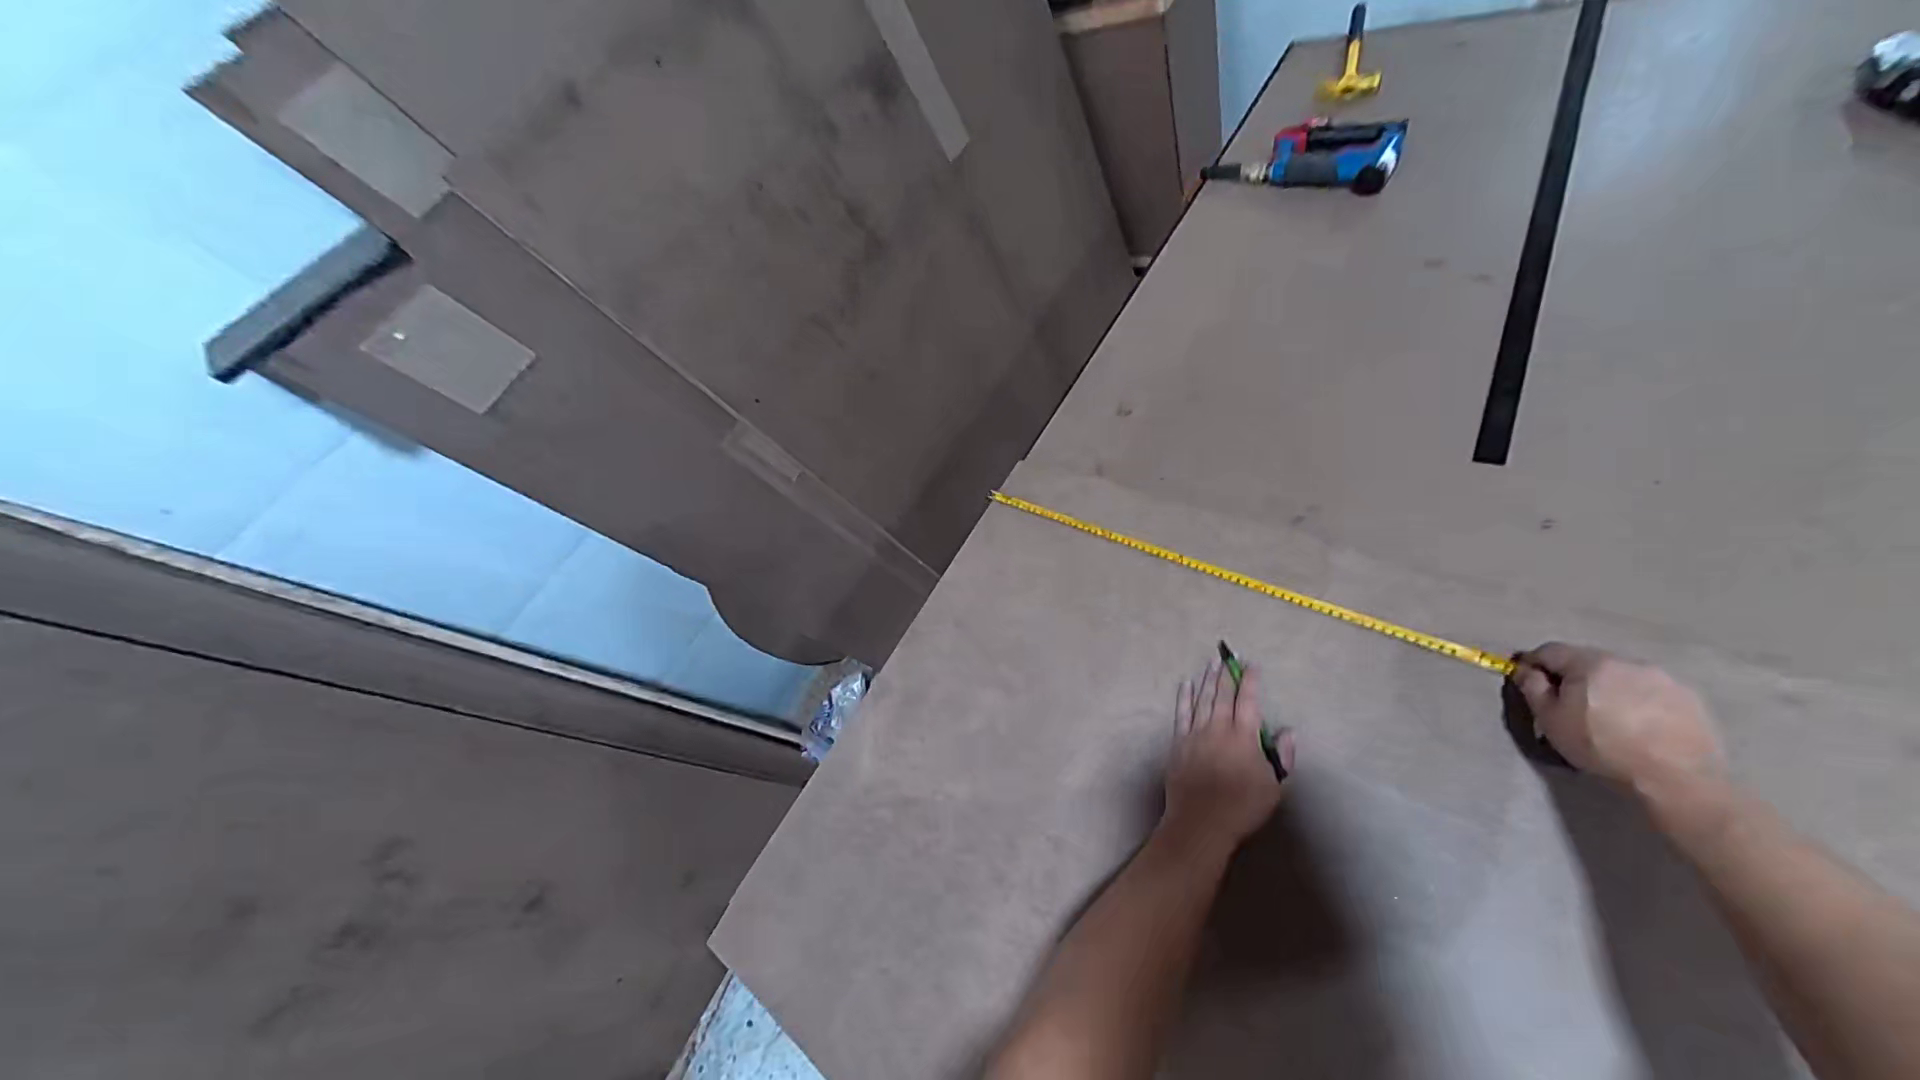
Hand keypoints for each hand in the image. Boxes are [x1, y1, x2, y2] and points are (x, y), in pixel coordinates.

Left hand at [1163, 660, 1291, 849]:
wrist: (1201, 822)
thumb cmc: (1243, 807)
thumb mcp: (1274, 786)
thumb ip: (1282, 756)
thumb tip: (1287, 731)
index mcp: (1244, 737)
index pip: (1249, 701)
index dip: (1250, 681)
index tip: (1251, 665)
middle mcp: (1219, 729)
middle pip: (1223, 695)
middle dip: (1227, 674)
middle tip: (1228, 656)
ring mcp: (1196, 733)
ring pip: (1203, 699)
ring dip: (1208, 679)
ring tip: (1211, 663)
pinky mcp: (1178, 742)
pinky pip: (1182, 713)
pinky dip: (1185, 696)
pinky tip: (1186, 684)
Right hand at [1511, 643, 1725, 791]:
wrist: (1676, 779)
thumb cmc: (1601, 746)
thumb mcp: (1551, 720)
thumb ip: (1533, 688)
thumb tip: (1525, 669)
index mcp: (1590, 662)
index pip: (1550, 650)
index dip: (1534, 664)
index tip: (1530, 682)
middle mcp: (1627, 660)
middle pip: (1587, 659)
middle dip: (1573, 675)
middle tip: (1570, 703)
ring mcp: (1663, 677)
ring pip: (1620, 673)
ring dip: (1607, 686)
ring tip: (1608, 714)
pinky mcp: (1689, 697)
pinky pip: (1650, 689)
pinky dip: (1637, 698)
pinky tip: (1639, 723)